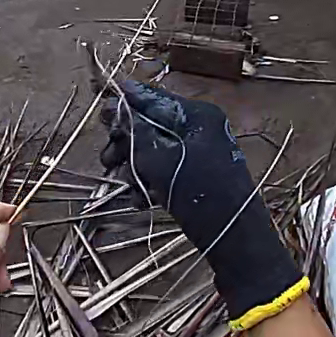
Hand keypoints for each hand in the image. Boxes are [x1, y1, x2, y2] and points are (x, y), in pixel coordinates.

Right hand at [100, 79, 301, 318]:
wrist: (233, 238)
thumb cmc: (198, 194)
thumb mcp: (158, 160)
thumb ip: (135, 131)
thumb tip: (117, 107)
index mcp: (197, 116)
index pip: (155, 98)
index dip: (126, 102)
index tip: (102, 110)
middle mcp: (201, 128)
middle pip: (153, 125)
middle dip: (126, 143)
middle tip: (107, 160)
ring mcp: (201, 152)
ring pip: (156, 150)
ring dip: (134, 166)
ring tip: (123, 183)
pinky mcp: (199, 175)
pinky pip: (167, 169)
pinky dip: (150, 180)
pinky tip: (139, 199)